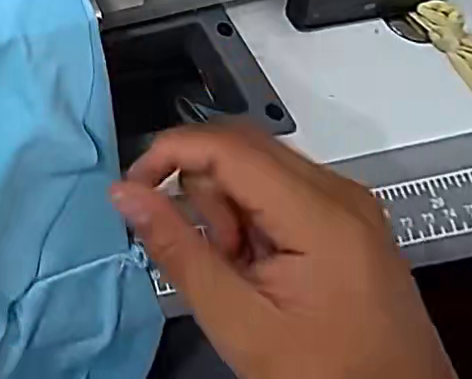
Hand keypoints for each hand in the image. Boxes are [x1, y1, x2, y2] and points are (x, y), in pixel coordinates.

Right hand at [109, 124, 453, 378]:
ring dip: (226, 201)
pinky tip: (261, 257)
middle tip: (212, 250)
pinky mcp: (346, 211)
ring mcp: (347, 199)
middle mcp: (340, 190)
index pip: (225, 145)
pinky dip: (249, 208)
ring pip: (251, 159)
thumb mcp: (239, 324)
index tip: (136, 188)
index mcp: (322, 215)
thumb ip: (176, 249)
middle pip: (236, 145)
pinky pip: (274, 178)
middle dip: (204, 187)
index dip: (168, 153)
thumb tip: (124, 191)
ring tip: (241, 264)